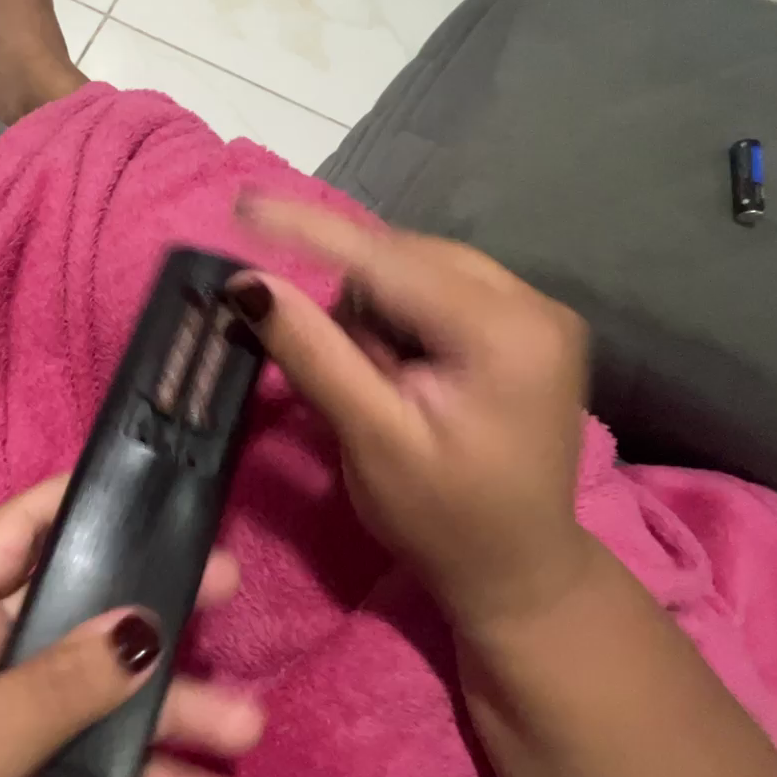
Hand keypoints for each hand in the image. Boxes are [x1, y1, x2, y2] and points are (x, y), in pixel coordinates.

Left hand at [0, 476, 263, 776]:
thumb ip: (51, 688)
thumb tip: (140, 626)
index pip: (11, 535)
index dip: (73, 503)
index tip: (150, 491)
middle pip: (69, 610)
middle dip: (146, 612)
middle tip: (227, 590)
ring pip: (90, 688)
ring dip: (163, 708)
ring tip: (242, 727)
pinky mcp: (13, 772)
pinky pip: (86, 752)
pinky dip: (137, 770)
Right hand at [229, 197, 595, 629]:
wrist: (516, 570)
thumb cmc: (442, 519)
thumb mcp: (370, 437)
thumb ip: (312, 353)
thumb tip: (247, 285)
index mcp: (506, 333)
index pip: (388, 260)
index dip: (309, 231)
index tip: (243, 206)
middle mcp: (532, 304)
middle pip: (404, 258)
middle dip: (350, 298)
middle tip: (342, 371)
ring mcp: (533, 311)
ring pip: (414, 269)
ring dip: (370, 311)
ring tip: (375, 383)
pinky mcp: (520, 325)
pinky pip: (432, 289)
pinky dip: (393, 318)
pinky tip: (396, 370)